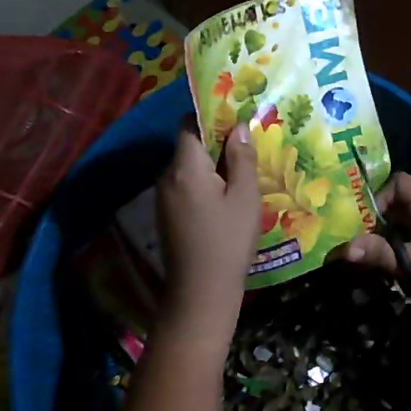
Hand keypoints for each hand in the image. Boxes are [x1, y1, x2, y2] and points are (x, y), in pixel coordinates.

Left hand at [155, 125, 259, 335]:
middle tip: (247, 147)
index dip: (212, 118)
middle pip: (188, 146)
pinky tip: (227, 198)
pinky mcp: (167, 215)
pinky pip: (186, 186)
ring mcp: (163, 198)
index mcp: (185, 167)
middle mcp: (167, 177)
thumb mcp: (245, 196)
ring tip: (242, 173)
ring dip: (211, 165)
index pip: (189, 125)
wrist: (201, 292)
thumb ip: (241, 157)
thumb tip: (239, 126)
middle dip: (216, 143)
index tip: (237, 119)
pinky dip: (204, 184)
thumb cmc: (228, 240)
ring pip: (188, 168)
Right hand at [340, 173, 410, 324]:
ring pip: (405, 223)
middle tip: (357, 236)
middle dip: (377, 218)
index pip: (401, 182)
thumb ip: (378, 253)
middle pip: (400, 203)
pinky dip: (398, 246)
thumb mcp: (410, 266)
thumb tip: (344, 248)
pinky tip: (387, 264)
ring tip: (368, 252)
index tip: (366, 220)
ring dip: (386, 235)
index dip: (380, 195)